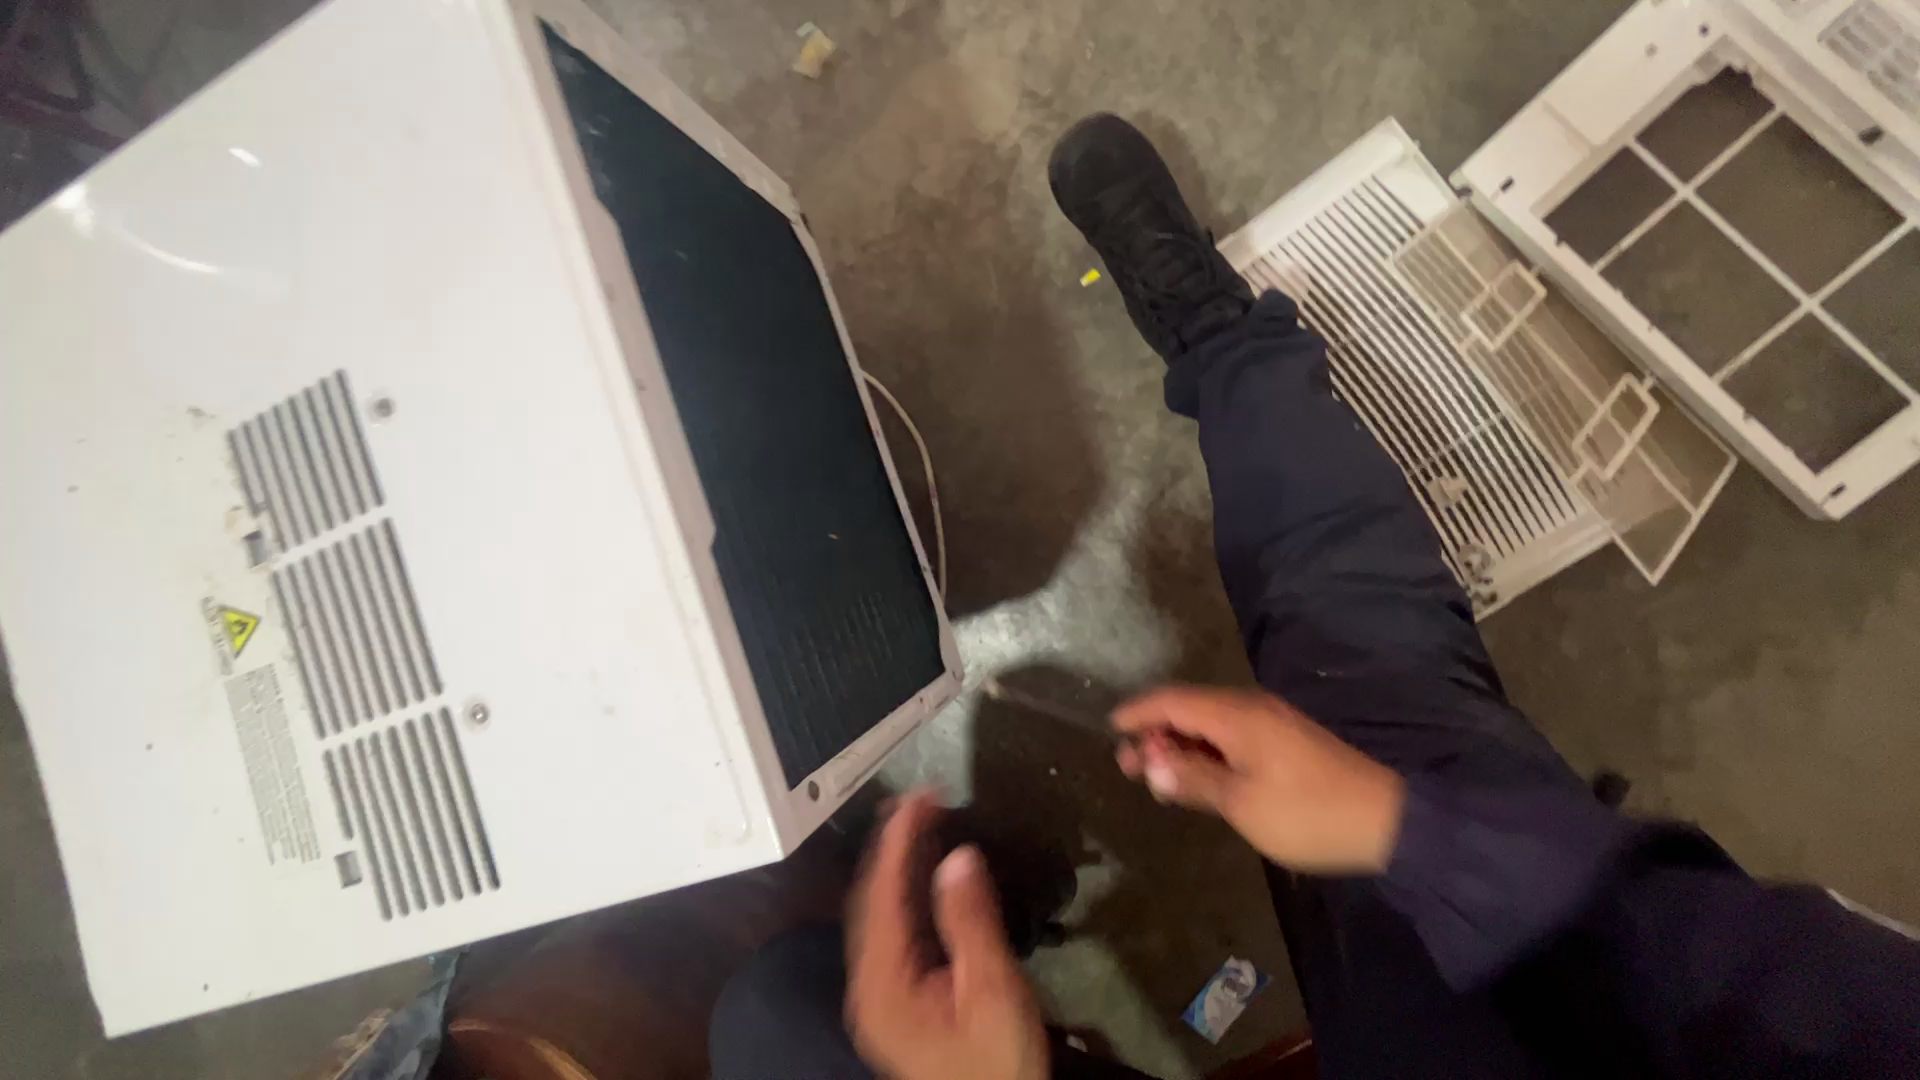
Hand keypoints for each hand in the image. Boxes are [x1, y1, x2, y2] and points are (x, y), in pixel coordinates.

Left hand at [845, 791, 1047, 1079]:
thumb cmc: (996, 1064)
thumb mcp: (993, 994)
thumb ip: (971, 923)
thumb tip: (958, 856)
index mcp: (883, 982)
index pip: (883, 891)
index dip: (898, 838)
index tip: (920, 796)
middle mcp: (868, 982)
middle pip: (871, 896)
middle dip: (892, 842)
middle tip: (922, 800)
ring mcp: (878, 990)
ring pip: (878, 909)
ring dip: (896, 862)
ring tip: (919, 821)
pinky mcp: (894, 994)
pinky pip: (890, 926)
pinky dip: (903, 889)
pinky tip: (922, 872)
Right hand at [1113, 686, 1405, 873]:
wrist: (1387, 822)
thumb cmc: (1306, 812)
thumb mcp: (1241, 802)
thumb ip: (1191, 778)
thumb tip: (1150, 764)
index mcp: (1236, 715)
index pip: (1172, 701)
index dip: (1139, 712)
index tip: (1112, 726)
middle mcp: (1249, 708)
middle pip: (1188, 709)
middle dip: (1155, 733)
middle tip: (1129, 765)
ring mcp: (1270, 722)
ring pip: (1209, 723)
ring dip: (1179, 744)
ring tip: (1156, 773)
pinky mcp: (1284, 740)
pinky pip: (1230, 734)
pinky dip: (1205, 749)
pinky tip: (1197, 774)